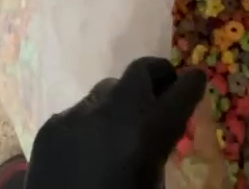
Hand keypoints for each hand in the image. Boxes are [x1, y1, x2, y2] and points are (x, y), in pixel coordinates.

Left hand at [26, 57, 206, 188]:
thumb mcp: (154, 187)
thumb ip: (160, 150)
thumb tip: (162, 126)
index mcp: (146, 134)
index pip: (180, 92)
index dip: (192, 83)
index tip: (197, 78)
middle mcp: (112, 112)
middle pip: (141, 71)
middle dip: (156, 77)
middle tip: (163, 92)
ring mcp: (77, 114)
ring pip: (107, 90)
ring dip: (120, 104)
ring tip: (120, 131)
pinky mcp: (51, 126)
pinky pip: (79, 113)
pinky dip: (91, 124)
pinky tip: (88, 151)